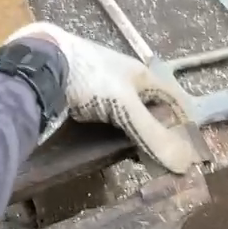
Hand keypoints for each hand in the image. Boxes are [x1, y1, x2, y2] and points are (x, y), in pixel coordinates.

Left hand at [7, 22, 197, 172]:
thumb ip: (153, 134)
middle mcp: (121, 78)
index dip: (182, 120)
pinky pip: (97, 116)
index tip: (189, 148)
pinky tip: (101, 146)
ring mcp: (96, 85)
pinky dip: (105, 132)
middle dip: (154, 131)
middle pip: (146, 107)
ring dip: (128, 133)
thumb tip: (186, 165)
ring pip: (121, 113)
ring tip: (132, 157)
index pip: (172, 98)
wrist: (38, 63)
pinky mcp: (75, 95)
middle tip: (159, 159)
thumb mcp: (125, 106)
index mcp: (139, 74)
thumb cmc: (89, 78)